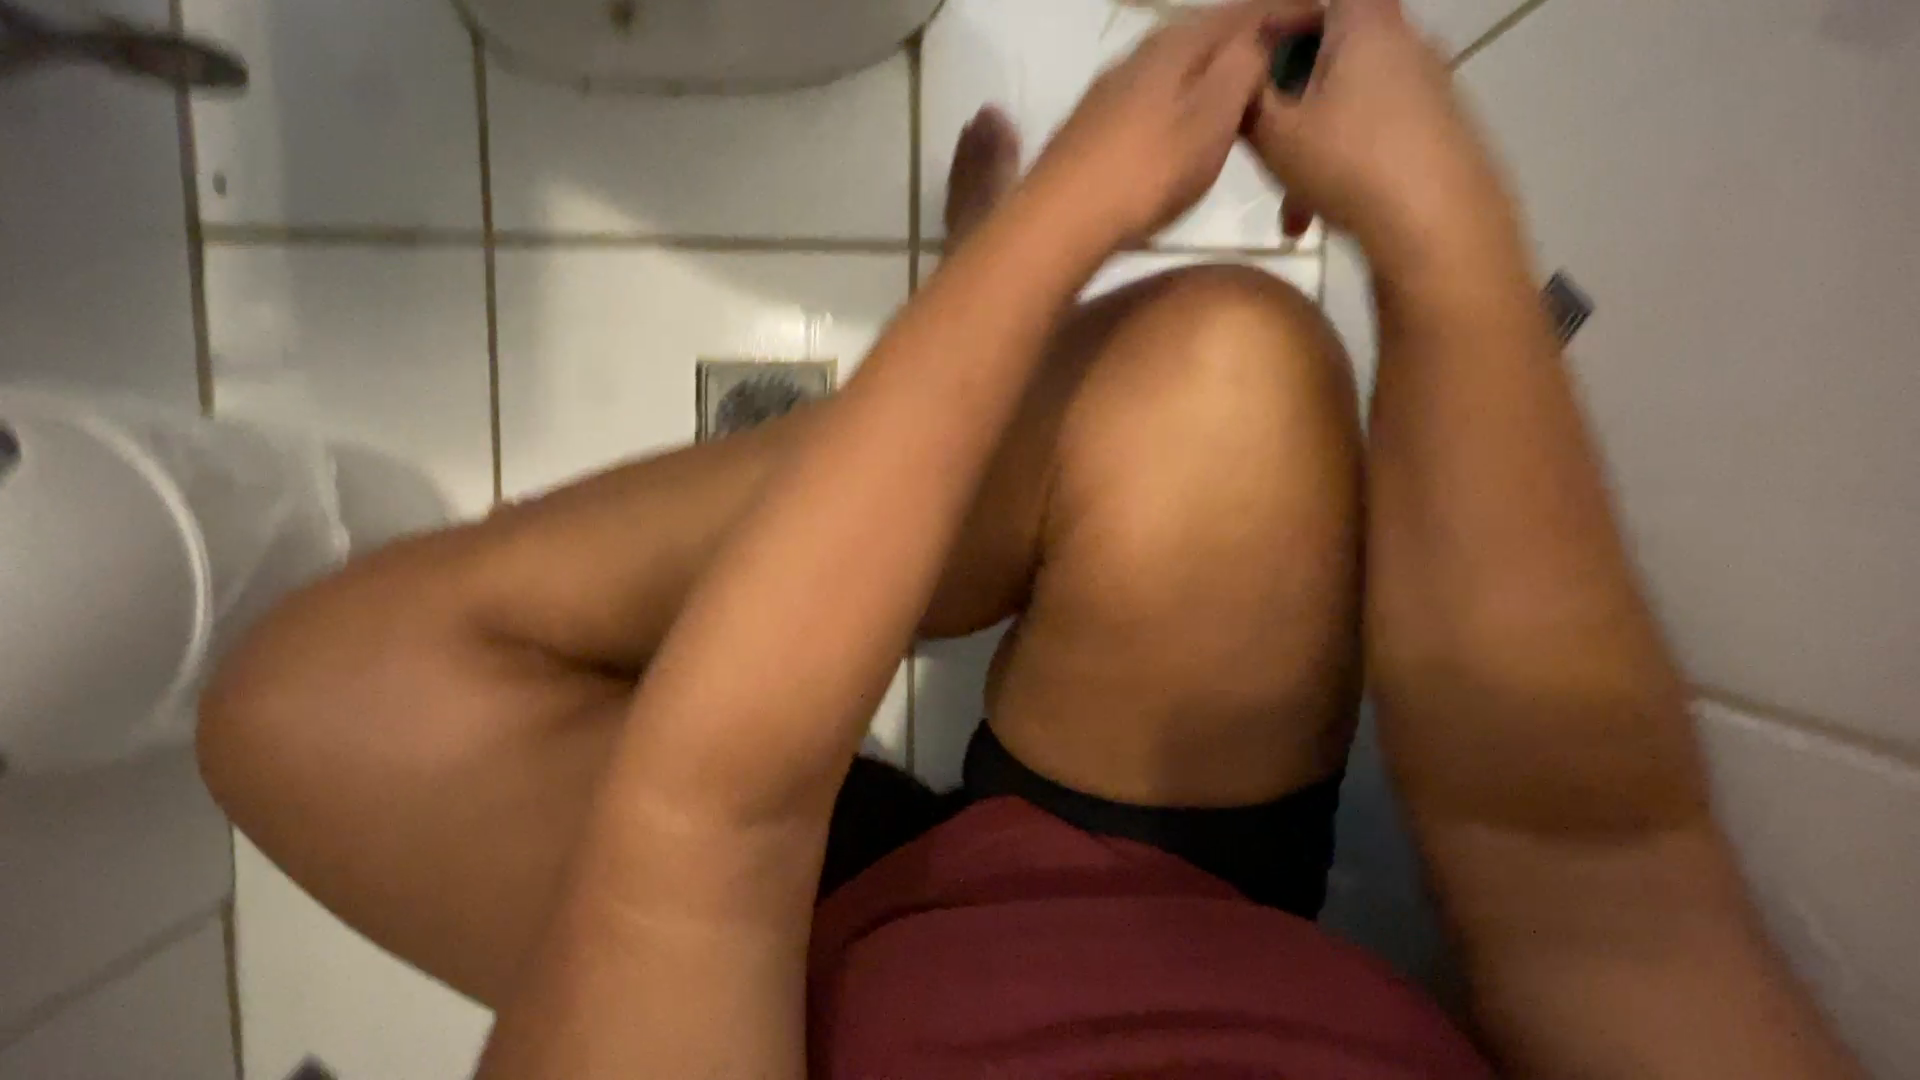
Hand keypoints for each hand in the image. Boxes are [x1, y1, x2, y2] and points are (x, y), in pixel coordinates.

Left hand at [1026, 0, 1317, 248]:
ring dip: (1207, 72)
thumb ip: (1241, 71)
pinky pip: (1147, 99)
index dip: (1284, 12)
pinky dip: (1176, 102)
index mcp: (1176, 45)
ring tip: (1235, 91)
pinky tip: (1178, 125)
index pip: (1241, 12)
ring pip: (1171, 68)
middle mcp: (1137, 55)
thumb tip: (1255, 42)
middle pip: (1202, 35)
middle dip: (1244, 39)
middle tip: (1281, 55)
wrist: (1061, 221)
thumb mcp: (1211, 118)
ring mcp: (1107, 92)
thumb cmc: (1147, 172)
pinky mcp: (1089, 129)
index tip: (1319, 18)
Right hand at [1246, 0, 1522, 277]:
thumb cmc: (1347, 162)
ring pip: (1352, 107)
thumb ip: (1248, 98)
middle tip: (1267, 150)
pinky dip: (1347, 166)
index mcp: (1365, 22)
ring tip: (1293, 211)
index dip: (1287, 24)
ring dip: (1315, 150)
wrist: (1436, 221)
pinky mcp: (1442, 127)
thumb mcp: (1274, 134)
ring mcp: (1431, 84)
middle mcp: (1406, 40)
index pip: (1321, 3)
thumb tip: (1237, 77)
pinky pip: (1378, 135)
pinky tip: (1325, 214)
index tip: (1259, 66)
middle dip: (1296, 104)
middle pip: (1335, 57)